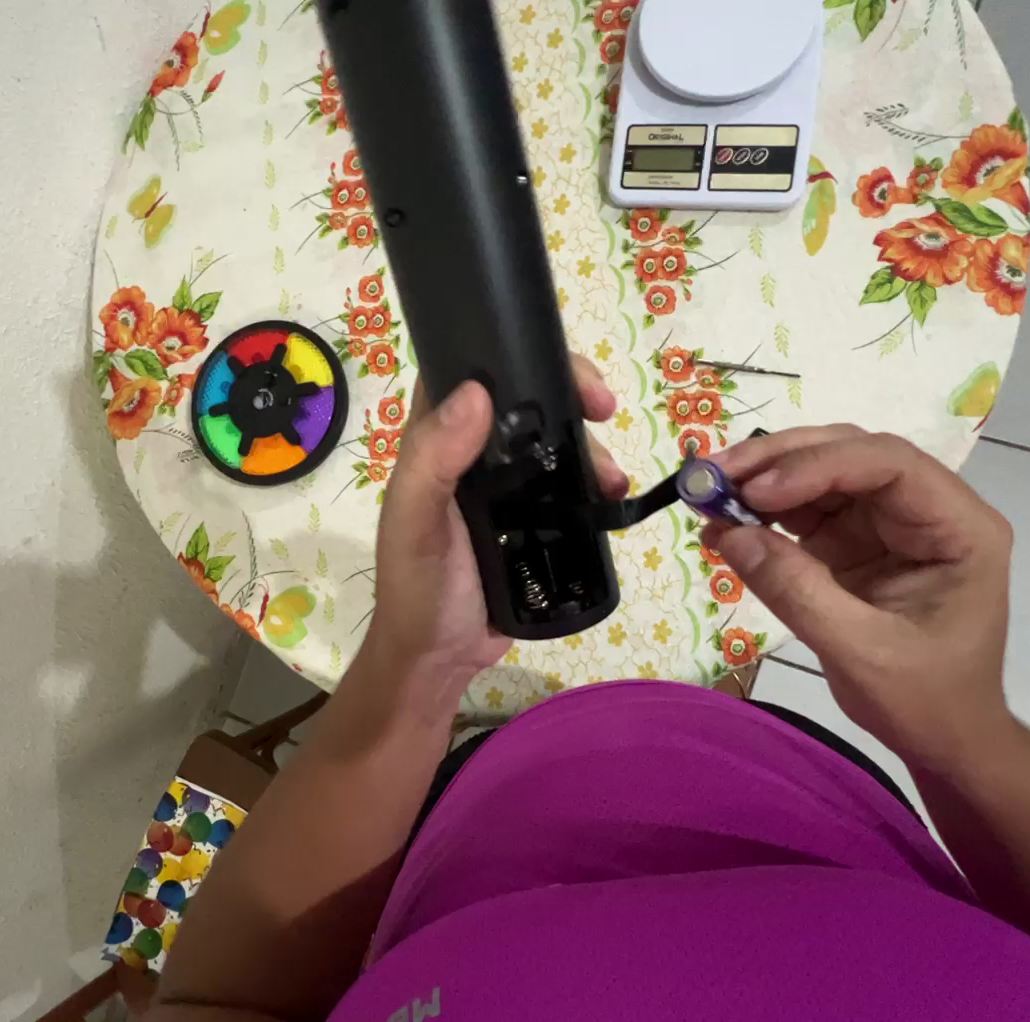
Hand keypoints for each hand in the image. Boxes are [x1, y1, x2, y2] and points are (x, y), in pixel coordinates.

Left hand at [359, 354, 623, 703]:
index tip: (558, 364)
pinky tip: (612, 497)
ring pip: (553, 445)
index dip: (511, 354)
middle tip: (605, 408)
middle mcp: (470, 458)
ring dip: (590, 447)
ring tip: (613, 478)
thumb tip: (477, 392)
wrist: (442, 658)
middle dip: (569, 396)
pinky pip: (567, 488)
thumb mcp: (415, 523)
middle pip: (525, 405)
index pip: (469, 375)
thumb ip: (433, 460)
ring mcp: (504, 490)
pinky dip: (593, 485)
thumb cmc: (420, 588)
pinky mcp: (530, 522)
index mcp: (436, 445)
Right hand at [702, 426, 1015, 770]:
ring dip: (759, 478)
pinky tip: (720, 523)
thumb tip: (726, 535)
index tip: (754, 493)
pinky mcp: (848, 541)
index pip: (887, 464)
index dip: (817, 465)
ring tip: (706, 492)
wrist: (938, 736)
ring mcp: (882, 523)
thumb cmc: (923, 698)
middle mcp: (921, 509)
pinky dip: (757, 512)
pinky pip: (799, 509)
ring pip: (817, 473)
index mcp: (957, 527)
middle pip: (847, 454)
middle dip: (777, 460)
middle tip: (713, 475)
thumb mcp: (860, 650)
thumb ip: (796, 590)